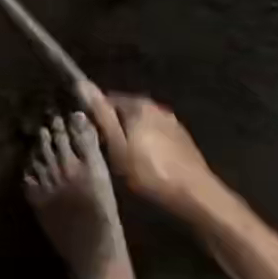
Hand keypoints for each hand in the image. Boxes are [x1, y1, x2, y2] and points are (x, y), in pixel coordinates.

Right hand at [78, 83, 215, 210]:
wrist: (195, 195)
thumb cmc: (149, 172)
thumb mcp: (117, 146)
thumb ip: (101, 115)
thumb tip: (82, 84)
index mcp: (139, 104)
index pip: (108, 99)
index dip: (95, 116)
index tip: (89, 135)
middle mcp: (157, 107)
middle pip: (126, 111)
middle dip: (114, 126)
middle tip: (104, 150)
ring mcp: (172, 123)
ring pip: (142, 124)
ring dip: (132, 135)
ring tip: (124, 159)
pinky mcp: (182, 139)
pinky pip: (156, 135)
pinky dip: (148, 144)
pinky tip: (146, 163)